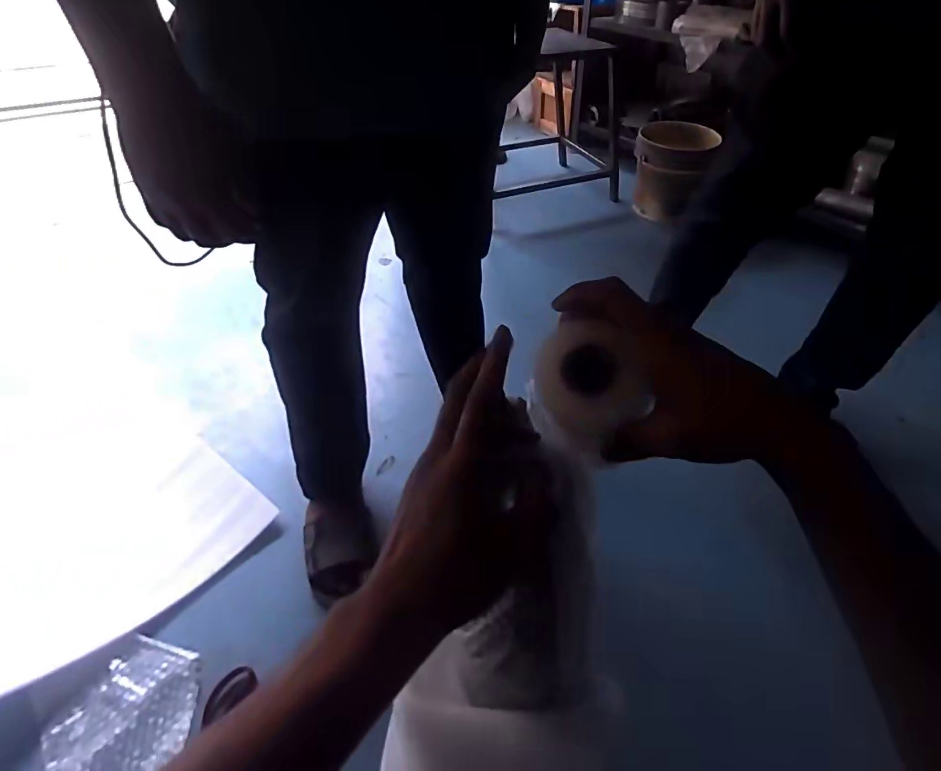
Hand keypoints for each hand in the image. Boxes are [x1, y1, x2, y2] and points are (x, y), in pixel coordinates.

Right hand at [109, 80, 255, 246]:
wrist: (153, 101)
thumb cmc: (202, 120)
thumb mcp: (234, 151)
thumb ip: (244, 184)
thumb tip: (251, 205)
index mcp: (210, 198)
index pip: (237, 229)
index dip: (252, 230)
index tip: (261, 224)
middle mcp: (184, 207)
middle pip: (212, 239)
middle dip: (231, 237)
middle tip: (243, 226)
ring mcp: (160, 201)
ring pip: (185, 235)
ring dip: (206, 235)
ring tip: (219, 224)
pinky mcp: (144, 191)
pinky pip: (164, 222)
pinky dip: (181, 226)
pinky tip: (192, 217)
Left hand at [367, 326, 552, 634]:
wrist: (396, 605)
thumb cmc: (456, 575)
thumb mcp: (511, 547)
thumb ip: (534, 509)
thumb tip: (544, 483)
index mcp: (462, 464)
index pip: (481, 402)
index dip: (494, 366)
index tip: (503, 335)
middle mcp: (438, 456)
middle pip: (456, 399)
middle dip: (476, 370)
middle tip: (495, 352)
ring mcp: (423, 471)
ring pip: (452, 423)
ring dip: (480, 412)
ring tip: (514, 431)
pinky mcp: (419, 488)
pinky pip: (447, 445)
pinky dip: (470, 436)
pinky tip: (489, 462)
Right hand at [552, 278, 822, 465]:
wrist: (775, 418)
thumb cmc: (721, 420)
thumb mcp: (670, 437)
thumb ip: (630, 442)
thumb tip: (597, 450)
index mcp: (657, 339)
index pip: (615, 295)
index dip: (582, 293)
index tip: (558, 309)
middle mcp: (666, 328)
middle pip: (620, 299)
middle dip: (587, 308)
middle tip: (566, 336)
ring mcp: (681, 336)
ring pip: (635, 313)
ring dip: (607, 321)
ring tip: (586, 351)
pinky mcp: (690, 347)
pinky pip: (647, 328)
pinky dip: (625, 334)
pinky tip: (621, 367)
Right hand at [752, 0, 833, 60]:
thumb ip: (828, 3)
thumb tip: (830, 31)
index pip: (789, 34)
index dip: (798, 52)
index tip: (809, 61)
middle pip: (764, 39)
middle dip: (776, 56)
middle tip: (792, 65)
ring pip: (756, 30)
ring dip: (767, 46)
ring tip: (782, 53)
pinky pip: (756, 18)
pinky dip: (764, 30)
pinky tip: (776, 32)